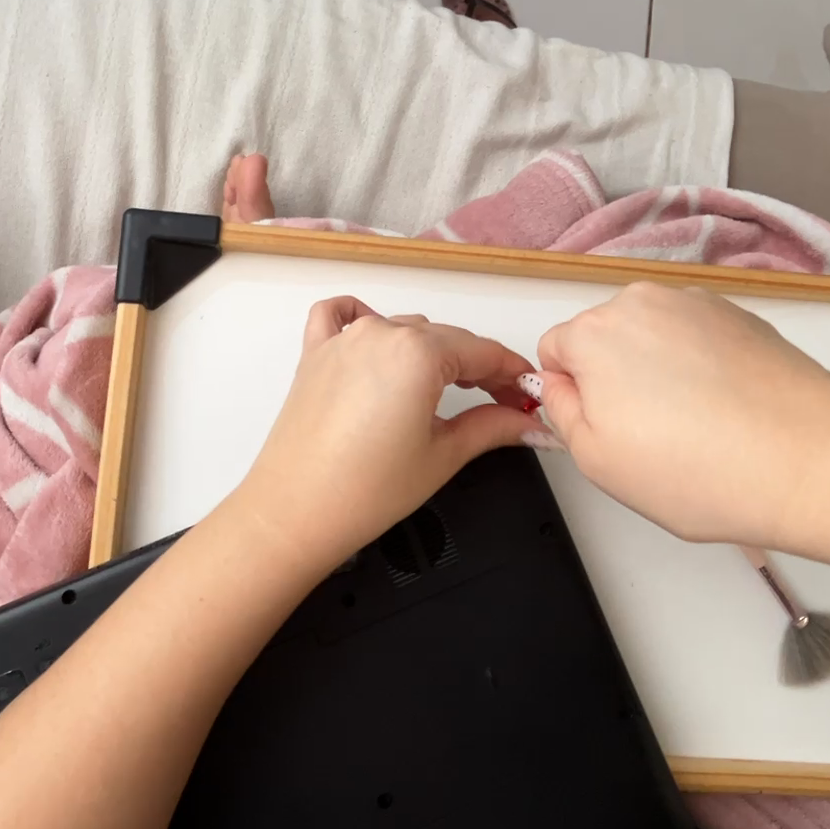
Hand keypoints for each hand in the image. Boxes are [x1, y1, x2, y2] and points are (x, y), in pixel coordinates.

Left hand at [222, 297, 544, 572]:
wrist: (295, 512)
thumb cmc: (365, 490)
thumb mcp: (444, 455)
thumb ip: (495, 427)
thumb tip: (534, 425)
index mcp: (418, 352)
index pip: (483, 352)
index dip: (513, 374)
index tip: (529, 394)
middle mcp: (381, 333)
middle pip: (447, 340)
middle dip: (479, 369)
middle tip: (502, 404)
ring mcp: (344, 340)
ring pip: (404, 330)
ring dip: (431, 353)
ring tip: (449, 389)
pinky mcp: (315, 354)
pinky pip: (340, 317)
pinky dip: (363, 320)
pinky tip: (378, 337)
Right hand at [534, 282, 829, 545]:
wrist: (808, 459)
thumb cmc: (693, 469)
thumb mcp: (593, 458)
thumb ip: (559, 410)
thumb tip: (560, 385)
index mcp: (594, 332)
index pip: (554, 351)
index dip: (572, 394)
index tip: (605, 428)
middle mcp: (641, 301)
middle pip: (602, 338)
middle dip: (612, 377)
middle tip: (647, 431)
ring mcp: (695, 302)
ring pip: (649, 336)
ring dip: (655, 369)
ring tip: (692, 422)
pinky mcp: (739, 314)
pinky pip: (694, 336)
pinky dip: (697, 364)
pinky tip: (722, 406)